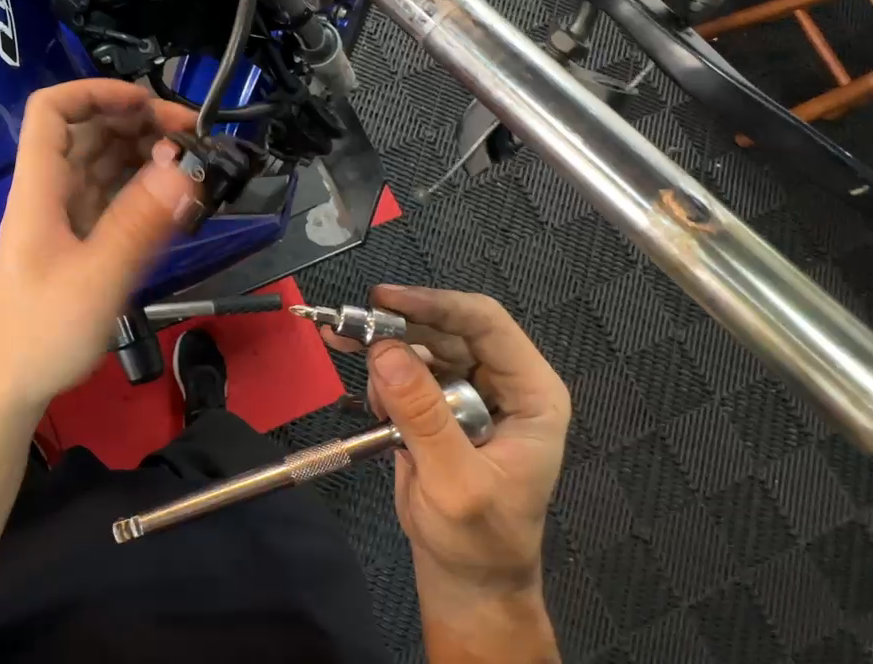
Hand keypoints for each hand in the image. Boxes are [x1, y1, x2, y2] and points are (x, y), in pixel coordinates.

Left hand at [0, 80, 200, 411]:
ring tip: (191, 160)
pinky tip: (173, 193)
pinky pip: (109, 195)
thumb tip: (184, 165)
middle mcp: (49, 192)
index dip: (95, 92)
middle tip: (193, 135)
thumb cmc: (43, 333)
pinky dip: (139, 185)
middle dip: (135, 120)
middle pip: (85, 131)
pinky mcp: (77, 240)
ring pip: (100, 161)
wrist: (12, 385)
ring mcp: (62, 216)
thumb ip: (140, 222)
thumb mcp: (97, 278)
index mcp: (39, 188)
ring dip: (142, 151)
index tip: (148, 103)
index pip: (51, 110)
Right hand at [336, 286, 569, 655]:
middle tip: (349, 325)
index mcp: (529, 393)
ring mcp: (464, 392)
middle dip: (397, 325)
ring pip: (418, 344)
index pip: (486, 325)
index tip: (383, 300)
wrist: (464, 574)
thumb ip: (424, 417)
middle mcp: (499, 382)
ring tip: (343, 345)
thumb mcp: (456, 482)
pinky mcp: (433, 405)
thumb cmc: (480, 536)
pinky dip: (376, 369)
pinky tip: (362, 387)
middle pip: (445, 328)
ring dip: (380, 345)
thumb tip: (385, 351)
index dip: (436, 304)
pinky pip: (401, 369)